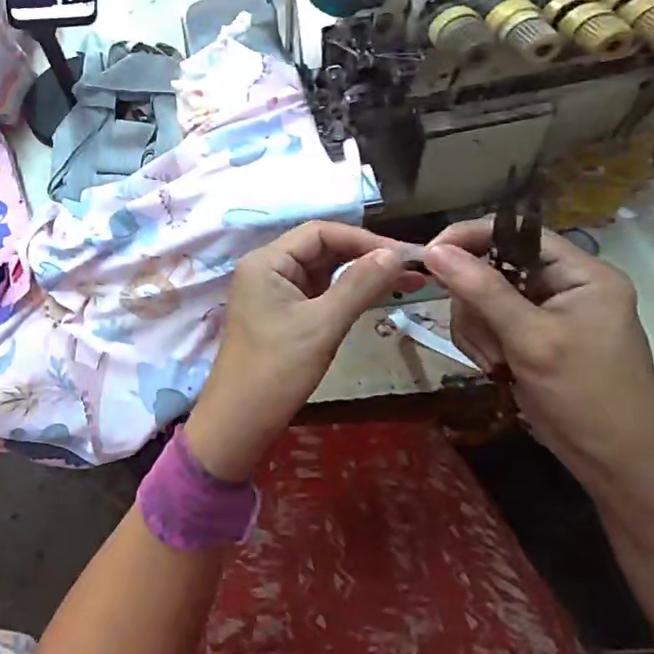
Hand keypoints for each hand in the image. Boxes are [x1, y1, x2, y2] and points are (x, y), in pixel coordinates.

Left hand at [187, 221, 424, 480]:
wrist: (240, 420)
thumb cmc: (277, 369)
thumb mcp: (322, 325)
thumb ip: (359, 285)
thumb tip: (396, 254)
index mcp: (266, 261)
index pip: (320, 232)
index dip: (364, 239)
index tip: (405, 255)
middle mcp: (267, 268)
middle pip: (322, 248)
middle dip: (366, 256)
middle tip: (413, 271)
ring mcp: (273, 291)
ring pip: (323, 271)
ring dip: (361, 275)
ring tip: (407, 283)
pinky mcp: (282, 313)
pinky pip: (319, 292)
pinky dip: (347, 293)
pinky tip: (377, 297)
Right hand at [424, 219, 653, 496]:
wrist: (618, 466)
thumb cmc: (587, 396)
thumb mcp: (532, 339)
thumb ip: (483, 291)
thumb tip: (433, 250)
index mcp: (581, 274)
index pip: (515, 233)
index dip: (470, 238)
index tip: (430, 256)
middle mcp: (562, 286)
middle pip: (491, 266)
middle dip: (476, 302)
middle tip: (486, 337)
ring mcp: (544, 314)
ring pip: (481, 297)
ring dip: (477, 329)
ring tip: (496, 361)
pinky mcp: (529, 338)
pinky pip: (485, 323)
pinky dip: (480, 344)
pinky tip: (496, 368)